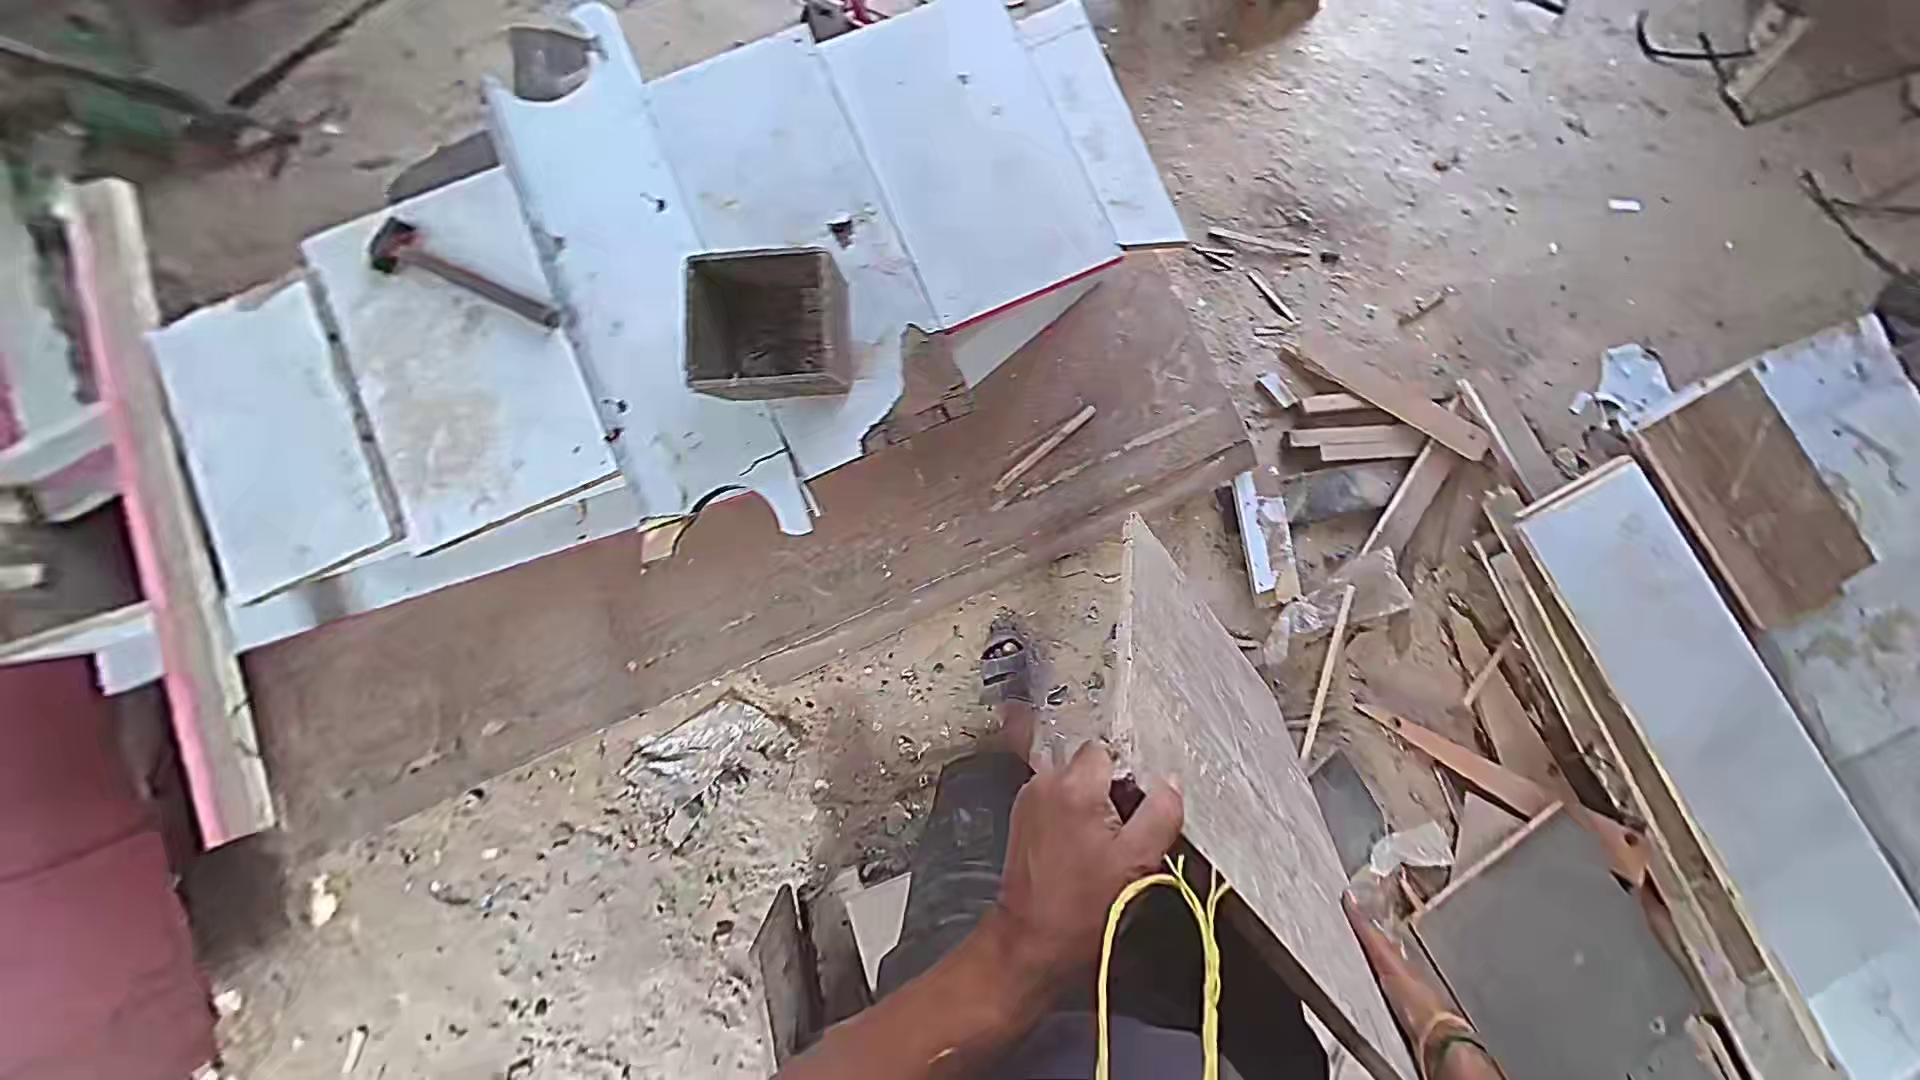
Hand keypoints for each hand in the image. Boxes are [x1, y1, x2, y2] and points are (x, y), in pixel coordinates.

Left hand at [993, 740, 1183, 986]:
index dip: (1128, 775)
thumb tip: (1170, 782)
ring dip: (1089, 799)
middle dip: (1109, 788)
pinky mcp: (1021, 810)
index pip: (1107, 750)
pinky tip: (1077, 844)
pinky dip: (1069, 809)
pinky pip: (1055, 794)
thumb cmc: (1085, 904)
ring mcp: (1029, 794)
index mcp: (1075, 784)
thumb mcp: (1137, 861)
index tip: (1135, 807)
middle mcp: (1046, 780)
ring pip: (1072, 778)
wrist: (1032, 935)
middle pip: (1089, 762)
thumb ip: (1161, 813)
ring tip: (1097, 841)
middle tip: (1119, 830)